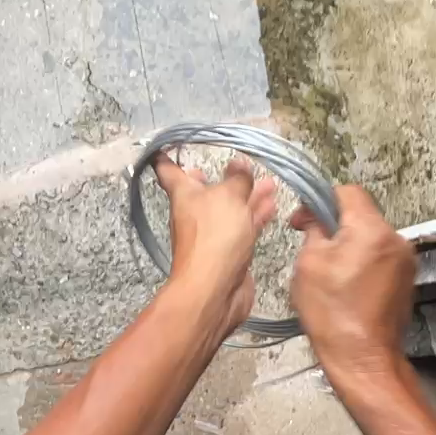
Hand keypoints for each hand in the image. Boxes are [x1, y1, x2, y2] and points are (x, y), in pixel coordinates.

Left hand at [152, 152, 277, 334]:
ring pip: (231, 207)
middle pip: (206, 189)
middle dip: (222, 176)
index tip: (163, 145)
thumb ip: (237, 179)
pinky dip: (256, 214)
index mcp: (183, 195)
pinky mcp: (230, 250)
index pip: (168, 170)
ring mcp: (213, 233)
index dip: (165, 156)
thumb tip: (239, 162)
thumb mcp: (228, 198)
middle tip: (238, 162)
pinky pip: (243, 225)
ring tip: (270, 181)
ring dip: (249, 194)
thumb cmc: (214, 236)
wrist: (215, 289)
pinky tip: (272, 204)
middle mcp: (195, 212)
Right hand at [289, 185, 415, 380]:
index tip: (304, 217)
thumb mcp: (308, 263)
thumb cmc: (333, 314)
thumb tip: (315, 218)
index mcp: (370, 230)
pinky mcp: (405, 278)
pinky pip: (380, 255)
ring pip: (370, 235)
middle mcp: (395, 240)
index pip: (348, 192)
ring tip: (326, 268)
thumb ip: (314, 230)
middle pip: (361, 214)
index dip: (321, 200)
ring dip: (348, 242)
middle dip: (333, 224)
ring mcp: (404, 261)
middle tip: (310, 244)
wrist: (362, 356)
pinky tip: (343, 282)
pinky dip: (361, 260)